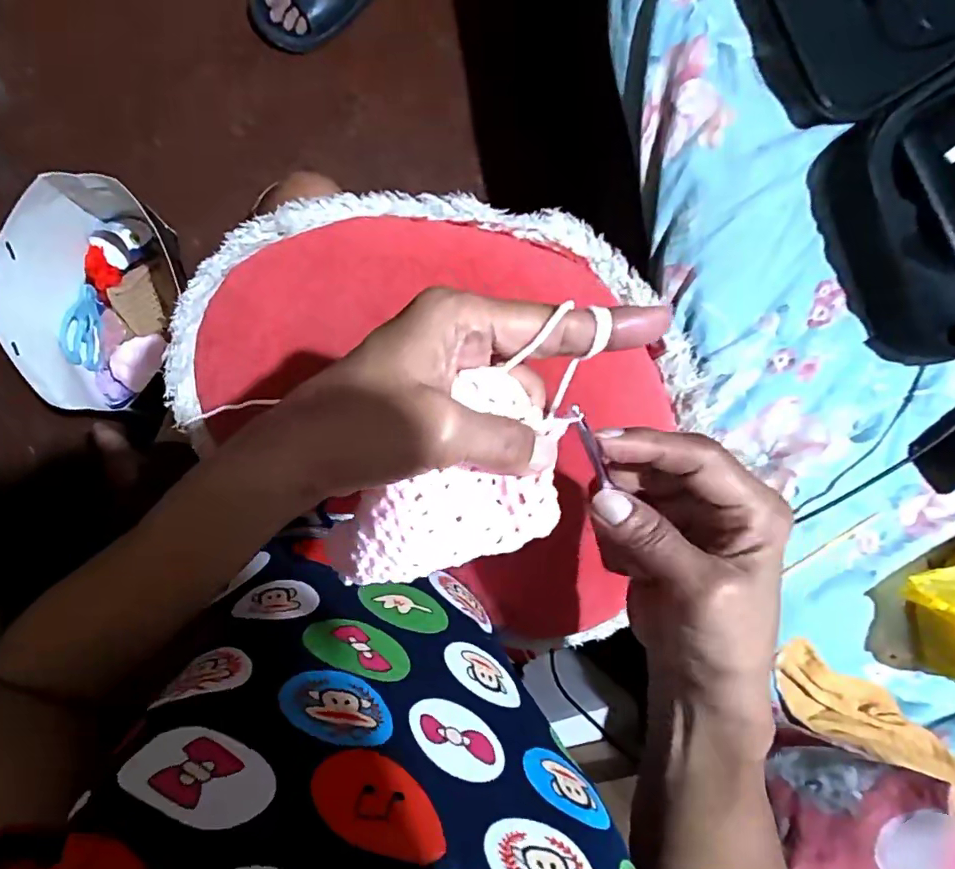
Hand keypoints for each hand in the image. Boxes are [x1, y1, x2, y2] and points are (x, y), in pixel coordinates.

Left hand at [232, 287, 670, 503]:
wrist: (296, 455)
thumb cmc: (361, 430)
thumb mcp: (440, 434)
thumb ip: (503, 440)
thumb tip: (541, 451)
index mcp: (459, 318)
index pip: (547, 322)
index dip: (604, 326)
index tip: (658, 322)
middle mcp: (452, 331)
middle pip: (525, 362)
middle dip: (543, 403)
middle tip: (543, 447)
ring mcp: (437, 364)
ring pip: (502, 393)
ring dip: (513, 429)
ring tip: (504, 464)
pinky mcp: (425, 395)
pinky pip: (477, 410)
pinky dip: (490, 436)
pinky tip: (495, 463)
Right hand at [587, 430, 790, 758]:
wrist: (701, 687)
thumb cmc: (721, 639)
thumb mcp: (696, 587)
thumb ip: (651, 538)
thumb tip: (600, 494)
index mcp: (753, 508)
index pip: (700, 458)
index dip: (651, 445)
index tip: (601, 442)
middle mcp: (722, 505)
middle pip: (666, 467)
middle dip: (628, 475)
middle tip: (589, 488)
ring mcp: (687, 522)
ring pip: (640, 490)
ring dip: (618, 510)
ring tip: (619, 553)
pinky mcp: (658, 540)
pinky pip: (625, 517)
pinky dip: (614, 535)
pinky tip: (625, 569)